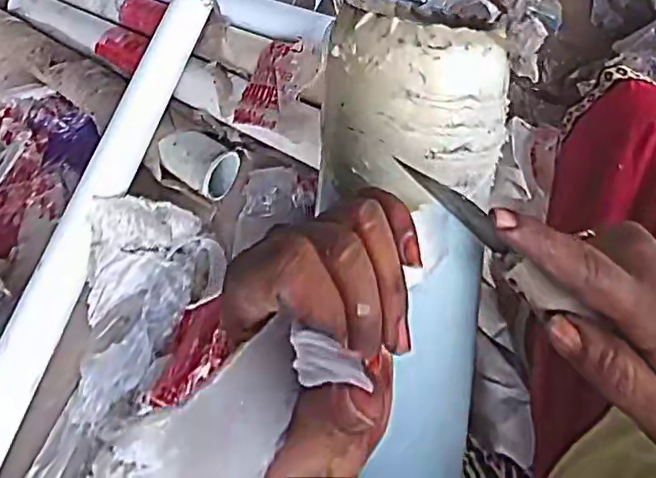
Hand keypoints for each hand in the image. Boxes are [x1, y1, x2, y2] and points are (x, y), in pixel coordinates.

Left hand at [221, 189, 420, 477]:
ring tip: (390, 328)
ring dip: (390, 278)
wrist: (288, 422)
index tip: (353, 351)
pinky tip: (407, 264)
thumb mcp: (298, 448)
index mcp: (249, 294)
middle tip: (375, 351)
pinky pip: (375, 208)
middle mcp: (277, 257)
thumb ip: (324, 428)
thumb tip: (359, 388)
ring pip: (359, 217)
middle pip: (334, 240)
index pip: (288, 262)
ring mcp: (311, 242)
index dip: (332, 304)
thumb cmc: (278, 428)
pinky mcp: (342, 238)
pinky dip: (400, 230)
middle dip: (370, 301)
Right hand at [493, 212, 655, 471]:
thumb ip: (611, 372)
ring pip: (572, 251)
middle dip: (543, 280)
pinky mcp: (631, 241)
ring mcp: (637, 245)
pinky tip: (599, 311)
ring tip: (599, 332)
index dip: (538, 243)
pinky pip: (581, 249)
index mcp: (653, 310)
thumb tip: (554, 326)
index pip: (586, 268)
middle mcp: (643, 263)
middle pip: (569, 255)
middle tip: (566, 330)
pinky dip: (572, 274)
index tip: (499, 221)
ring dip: (560, 283)